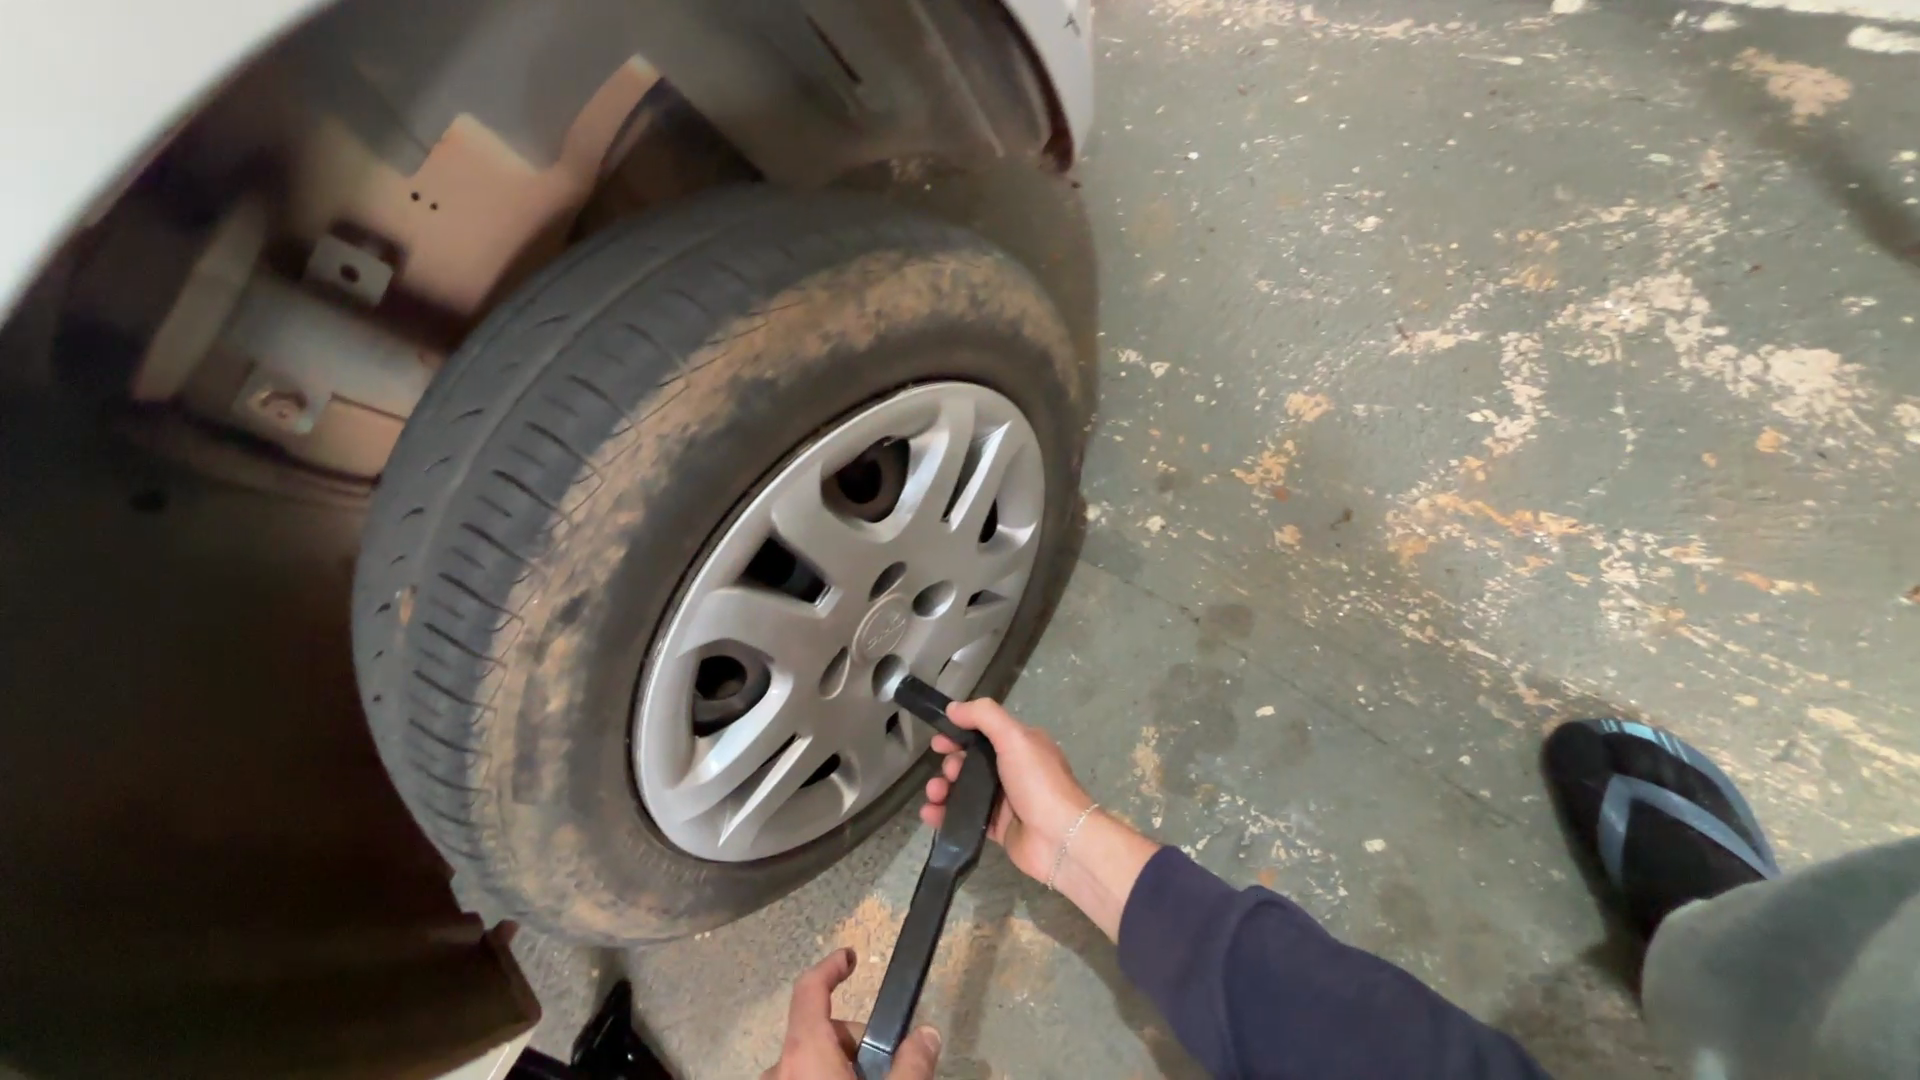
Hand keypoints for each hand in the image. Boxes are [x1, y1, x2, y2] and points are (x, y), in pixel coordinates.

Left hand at [760, 949, 941, 1078]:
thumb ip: (911, 1063)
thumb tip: (928, 1034)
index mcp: (804, 1052)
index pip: (810, 989)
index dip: (830, 967)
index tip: (850, 957)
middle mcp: (779, 1068)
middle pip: (816, 1032)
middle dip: (850, 1041)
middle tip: (883, 1066)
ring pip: (806, 1062)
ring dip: (834, 1066)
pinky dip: (819, 1079)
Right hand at [918, 698, 1096, 883]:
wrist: (1060, 838)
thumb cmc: (1038, 782)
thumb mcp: (1015, 738)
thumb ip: (984, 716)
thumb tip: (953, 707)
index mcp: (1022, 745)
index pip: (984, 733)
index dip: (959, 734)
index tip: (938, 742)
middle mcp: (1013, 770)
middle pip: (971, 761)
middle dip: (951, 764)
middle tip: (947, 773)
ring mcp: (1005, 800)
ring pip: (965, 789)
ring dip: (944, 788)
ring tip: (934, 794)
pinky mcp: (997, 827)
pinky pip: (964, 817)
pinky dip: (945, 814)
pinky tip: (930, 814)